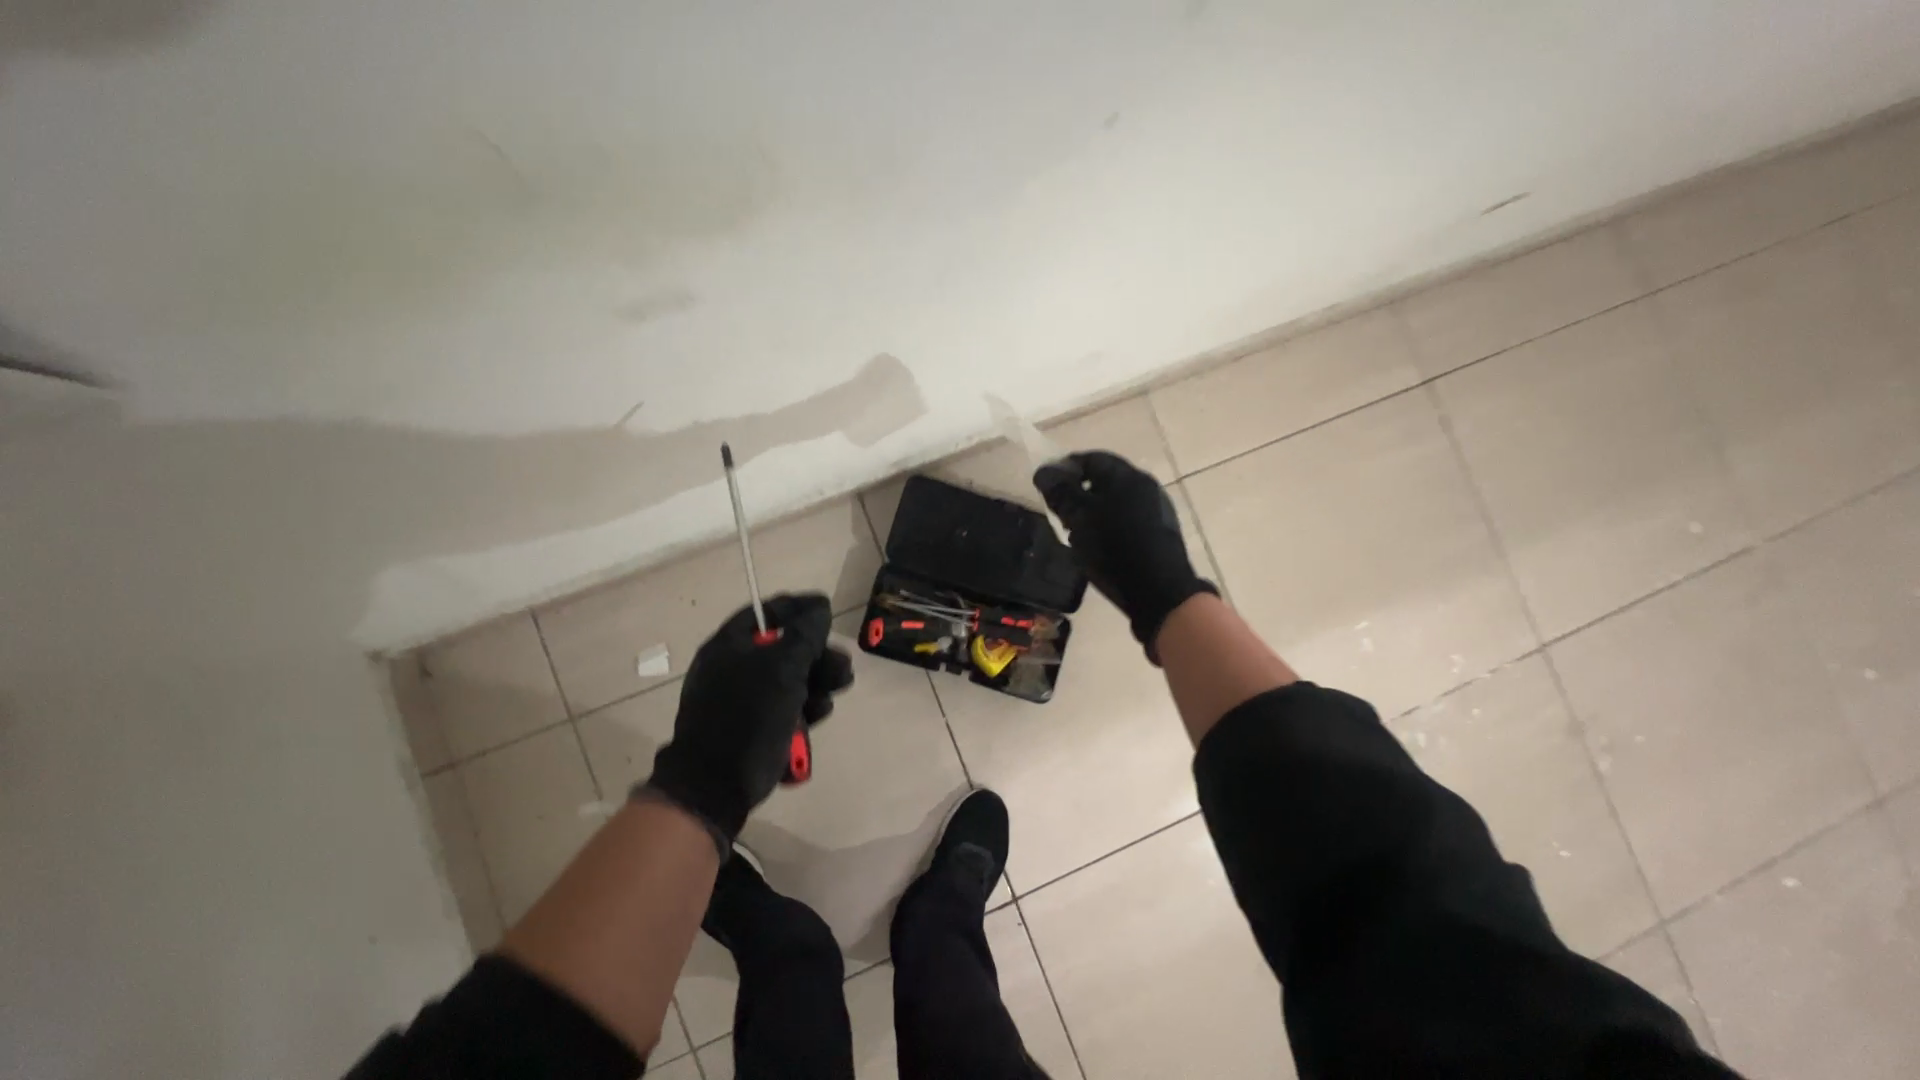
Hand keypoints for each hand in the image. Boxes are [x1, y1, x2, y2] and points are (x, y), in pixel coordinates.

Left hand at [639, 594, 853, 853]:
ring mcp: (741, 700)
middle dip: (818, 658)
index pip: (766, 612)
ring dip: (816, 686)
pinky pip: (785, 710)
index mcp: (730, 645)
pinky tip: (814, 719)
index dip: (799, 608)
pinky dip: (802, 712)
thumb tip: (818, 607)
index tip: (827, 613)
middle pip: (786, 650)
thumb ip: (805, 635)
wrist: (715, 783)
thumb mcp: (782, 668)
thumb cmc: (747, 716)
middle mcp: (734, 668)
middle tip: (842, 669)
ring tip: (832, 696)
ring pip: (791, 682)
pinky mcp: (751, 728)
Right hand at [1033, 451, 1217, 660]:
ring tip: (1076, 532)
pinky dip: (1111, 524)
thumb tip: (1044, 472)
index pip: (1090, 458)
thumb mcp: (1079, 521)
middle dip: (1079, 492)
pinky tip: (1101, 545)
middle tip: (1059, 512)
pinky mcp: (1162, 530)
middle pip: (1105, 479)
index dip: (1064, 469)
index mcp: (1126, 476)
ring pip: (1117, 500)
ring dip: (1095, 510)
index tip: (1047, 487)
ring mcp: (1158, 508)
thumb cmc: (1114, 550)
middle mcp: (1146, 485)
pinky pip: (1129, 517)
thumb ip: (1060, 493)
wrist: (1160, 592)